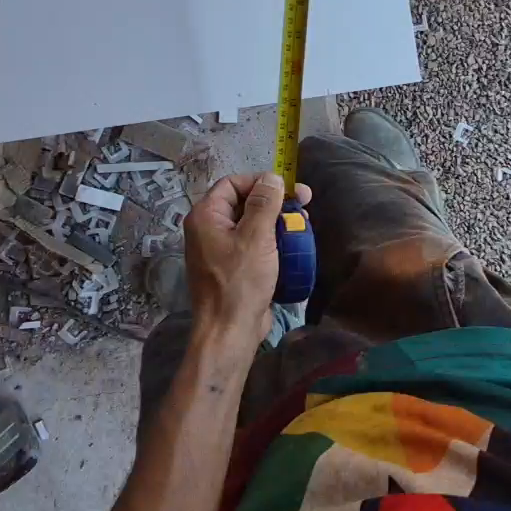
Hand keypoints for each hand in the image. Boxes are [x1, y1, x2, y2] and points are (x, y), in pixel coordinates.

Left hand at [184, 172, 311, 351]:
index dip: (261, 182)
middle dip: (275, 202)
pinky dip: (273, 241)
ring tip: (303, 225)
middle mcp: (208, 229)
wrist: (230, 332)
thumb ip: (264, 203)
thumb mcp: (256, 237)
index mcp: (206, 216)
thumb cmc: (240, 282)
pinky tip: (293, 245)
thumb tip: (272, 178)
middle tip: (304, 203)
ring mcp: (220, 250)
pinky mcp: (232, 268)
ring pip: (252, 224)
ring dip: (278, 221)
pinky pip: (253, 245)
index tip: (288, 188)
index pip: (233, 183)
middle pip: (244, 202)